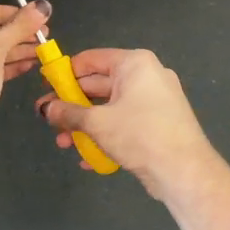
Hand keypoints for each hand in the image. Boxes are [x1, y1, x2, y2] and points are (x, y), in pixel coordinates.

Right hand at [35, 48, 215, 197]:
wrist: (183, 170)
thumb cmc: (139, 134)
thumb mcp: (96, 122)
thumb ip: (67, 113)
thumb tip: (45, 109)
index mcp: (134, 64)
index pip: (90, 60)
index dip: (64, 73)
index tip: (45, 87)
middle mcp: (145, 76)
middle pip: (97, 85)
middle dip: (71, 105)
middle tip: (48, 120)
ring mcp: (153, 100)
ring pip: (108, 107)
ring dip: (83, 125)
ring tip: (64, 143)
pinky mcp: (156, 122)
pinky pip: (122, 121)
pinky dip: (104, 134)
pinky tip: (87, 157)